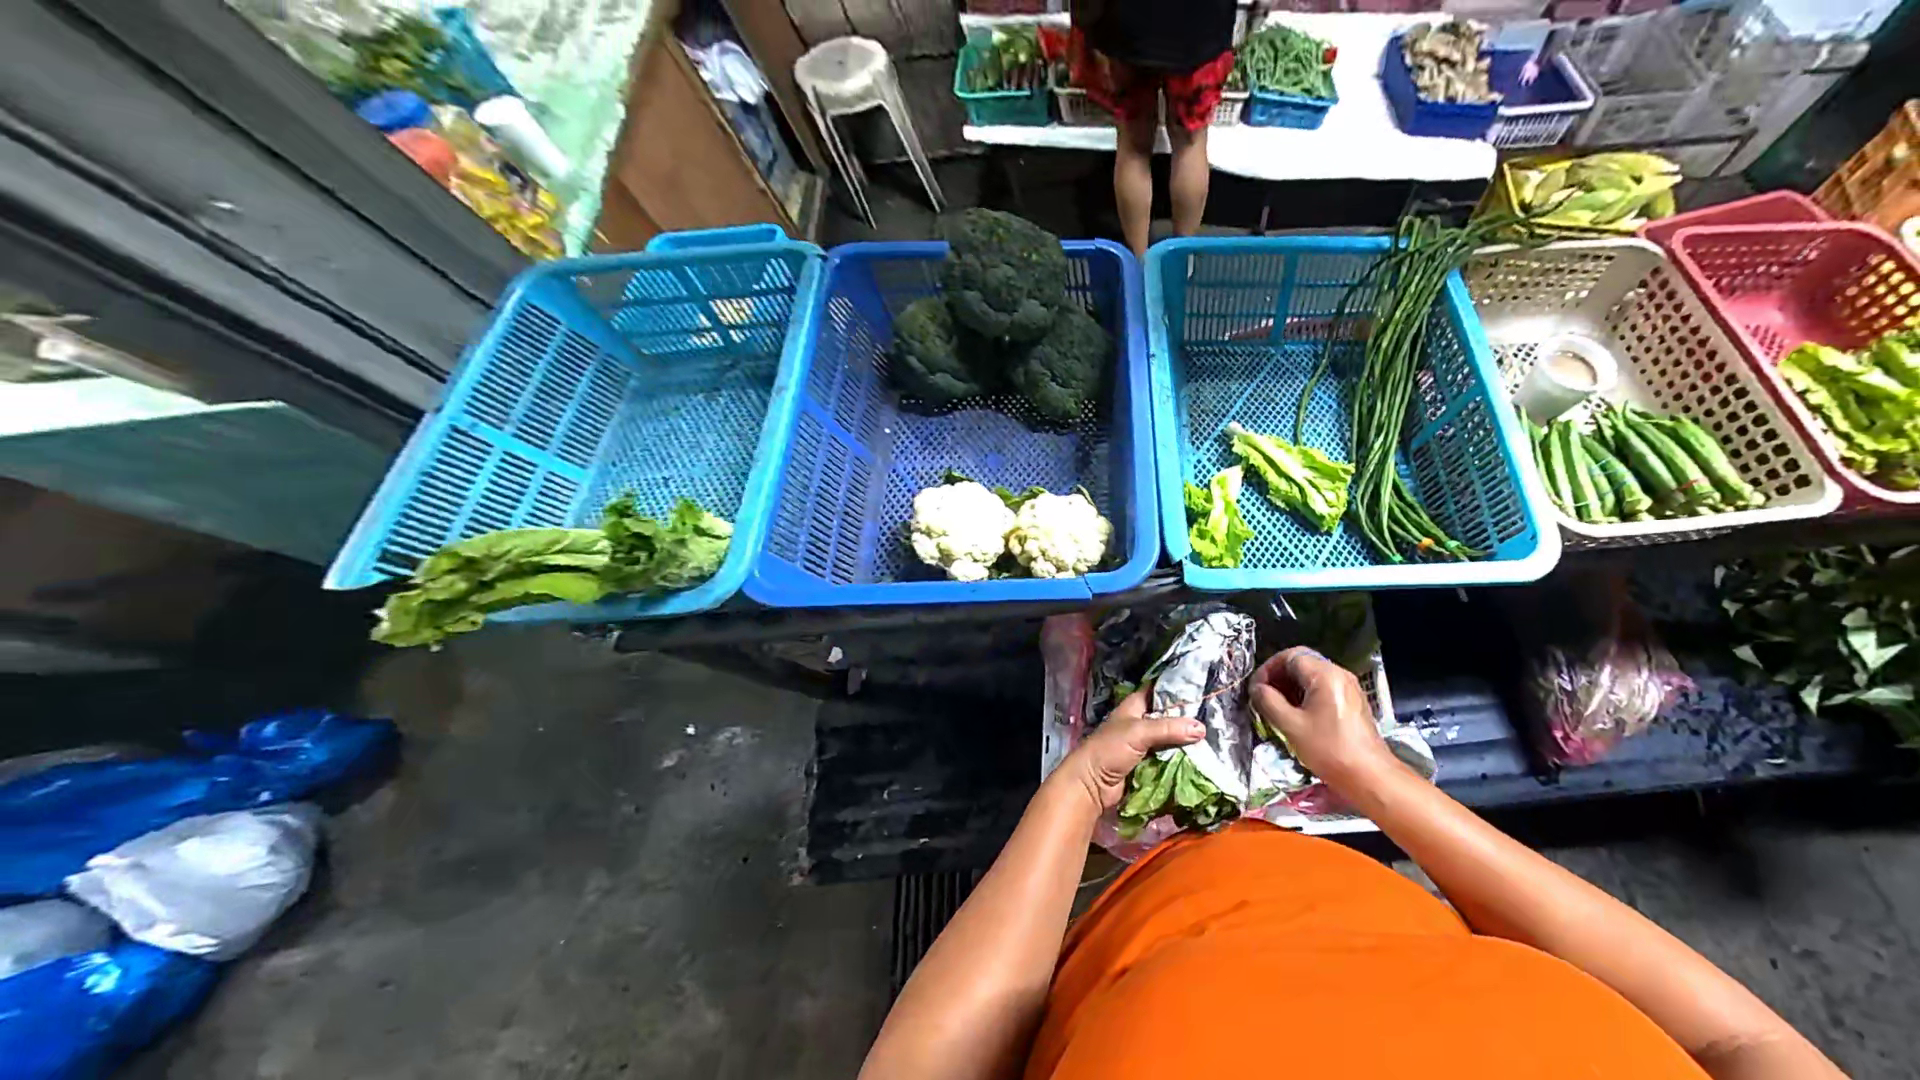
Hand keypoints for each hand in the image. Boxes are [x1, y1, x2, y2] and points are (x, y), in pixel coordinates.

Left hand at [1053, 687, 1204, 813]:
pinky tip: (1204, 756)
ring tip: (1216, 736)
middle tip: (1217, 717)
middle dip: (1189, 718)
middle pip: (1170, 715)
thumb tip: (1201, 728)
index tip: (1205, 687)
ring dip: (1189, 740)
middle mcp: (1142, 720)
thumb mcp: (1138, 733)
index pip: (1160, 690)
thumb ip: (1168, 728)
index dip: (1179, 688)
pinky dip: (1183, 756)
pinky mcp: (1149, 761)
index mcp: (1135, 705)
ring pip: (1173, 737)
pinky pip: (1170, 756)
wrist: (1092, 784)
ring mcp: (1145, 742)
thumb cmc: (1109, 749)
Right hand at [1249, 647, 1399, 790]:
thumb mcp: (1290, 725)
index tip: (1256, 688)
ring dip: (1289, 687)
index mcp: (1325, 675)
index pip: (1289, 656)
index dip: (1268, 669)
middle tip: (1263, 696)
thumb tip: (1256, 689)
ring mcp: (1348, 689)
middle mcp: (1339, 675)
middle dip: (1278, 677)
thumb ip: (1268, 701)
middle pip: (1301, 663)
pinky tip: (1295, 715)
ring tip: (1275, 707)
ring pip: (1311, 676)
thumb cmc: (1330, 749)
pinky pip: (1322, 689)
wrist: (1369, 777)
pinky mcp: (1351, 703)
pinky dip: (1304, 696)